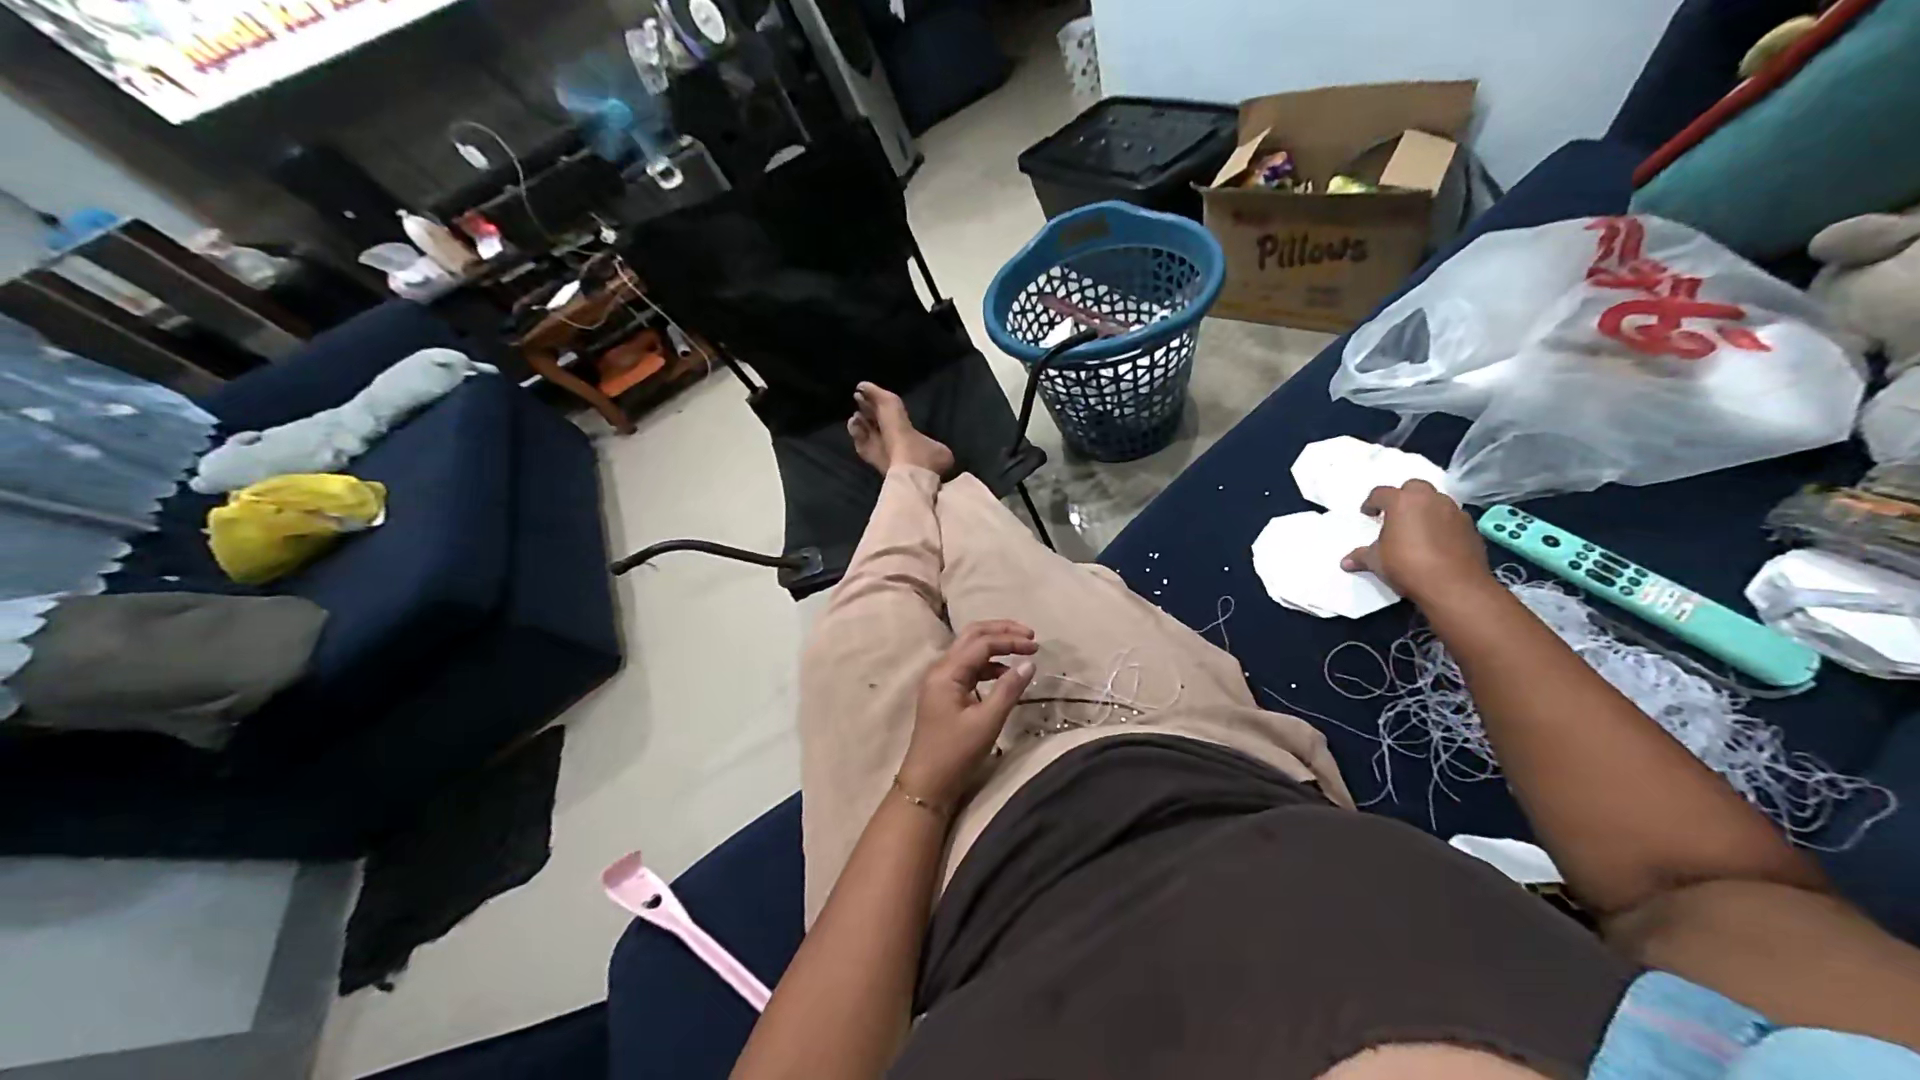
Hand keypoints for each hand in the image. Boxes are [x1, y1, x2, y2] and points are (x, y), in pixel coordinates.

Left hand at [897, 620, 1038, 811]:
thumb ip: (1008, 689)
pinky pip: (969, 668)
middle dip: (1001, 631)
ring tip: (1023, 651)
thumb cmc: (956, 753)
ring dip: (996, 646)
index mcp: (946, 672)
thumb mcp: (987, 722)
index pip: (981, 643)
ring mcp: (941, 681)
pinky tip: (1005, 674)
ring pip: (970, 650)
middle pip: (972, 636)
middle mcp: (940, 669)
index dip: (1010, 640)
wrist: (927, 784)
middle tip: (1029, 635)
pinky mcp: (945, 693)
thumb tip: (1029, 663)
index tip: (1036, 646)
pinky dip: (989, 665)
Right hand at [1340, 480, 1493, 605]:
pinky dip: (1443, 525)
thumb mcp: (1377, 562)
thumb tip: (1346, 562)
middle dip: (1404, 497)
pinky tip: (1438, 543)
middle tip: (1396, 515)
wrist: (1454, 586)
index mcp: (1402, 502)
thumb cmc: (1407, 566)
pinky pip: (1452, 519)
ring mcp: (1454, 512)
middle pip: (1414, 487)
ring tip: (1418, 529)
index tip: (1368, 514)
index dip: (1371, 503)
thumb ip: (1362, 556)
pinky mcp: (1471, 528)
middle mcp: (1430, 500)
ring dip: (1426, 509)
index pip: (1381, 493)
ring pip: (1437, 501)